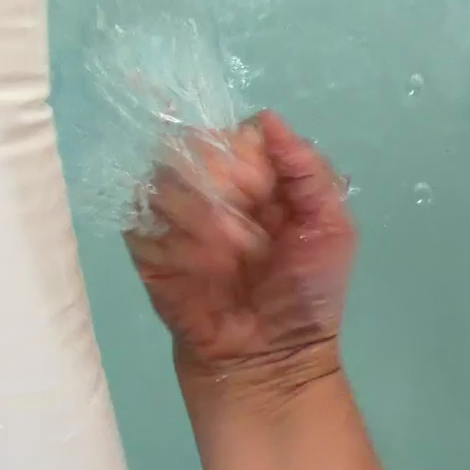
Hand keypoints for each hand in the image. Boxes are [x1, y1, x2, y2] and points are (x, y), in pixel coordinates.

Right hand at [125, 110, 355, 385]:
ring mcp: (165, 204)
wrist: (268, 353)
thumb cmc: (305, 290)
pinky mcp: (138, 233)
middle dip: (221, 188)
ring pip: (162, 178)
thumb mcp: (330, 228)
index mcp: (247, 171)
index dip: (241, 156)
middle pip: (188, 145)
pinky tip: (199, 269)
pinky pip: (140, 216)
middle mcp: (201, 179)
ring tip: (231, 262)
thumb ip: (308, 170)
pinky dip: (175, 243)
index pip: (228, 132)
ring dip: (201, 222)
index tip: (264, 192)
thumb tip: (265, 116)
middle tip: (251, 238)